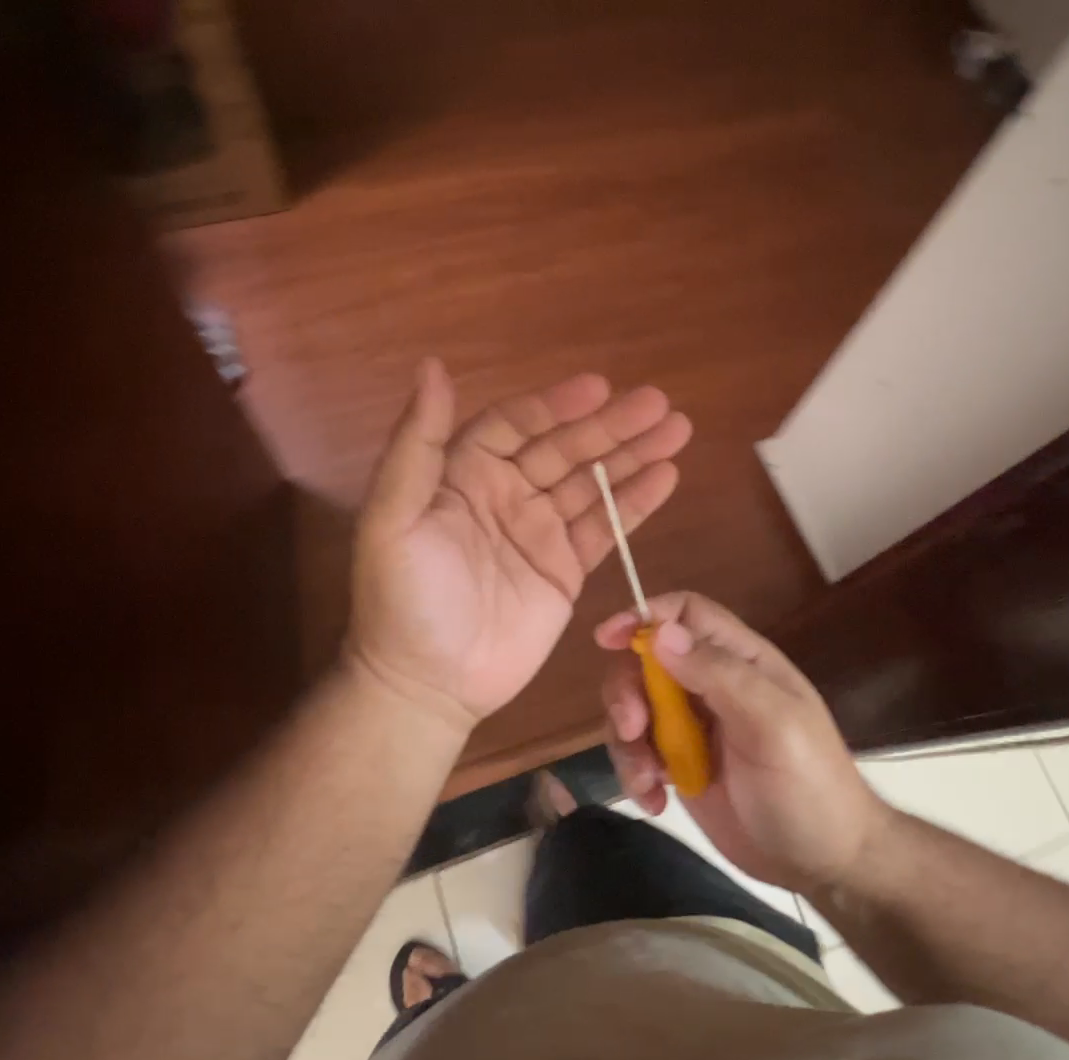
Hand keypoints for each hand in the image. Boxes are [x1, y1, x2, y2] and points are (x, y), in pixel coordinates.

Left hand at [345, 359, 691, 733]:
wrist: (428, 684)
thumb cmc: (403, 599)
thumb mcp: (392, 518)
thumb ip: (416, 444)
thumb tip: (432, 365)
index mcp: (462, 473)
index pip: (516, 425)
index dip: (556, 405)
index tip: (599, 388)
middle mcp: (506, 493)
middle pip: (564, 448)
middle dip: (610, 426)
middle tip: (659, 403)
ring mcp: (540, 532)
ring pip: (593, 483)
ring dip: (633, 455)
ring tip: (676, 428)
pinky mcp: (566, 570)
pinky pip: (605, 529)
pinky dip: (636, 503)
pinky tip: (666, 475)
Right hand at [595, 592, 886, 892]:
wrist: (823, 864)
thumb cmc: (809, 788)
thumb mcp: (773, 725)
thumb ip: (720, 674)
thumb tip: (659, 631)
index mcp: (742, 662)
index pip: (687, 614)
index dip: (646, 615)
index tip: (609, 639)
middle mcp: (712, 686)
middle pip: (646, 661)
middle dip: (627, 691)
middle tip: (632, 729)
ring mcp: (694, 727)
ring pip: (634, 708)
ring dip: (626, 741)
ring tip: (647, 780)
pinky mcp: (680, 766)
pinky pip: (637, 752)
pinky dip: (634, 773)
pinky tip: (655, 801)